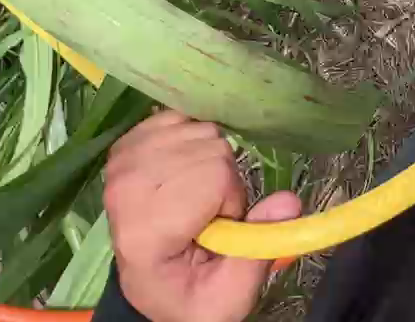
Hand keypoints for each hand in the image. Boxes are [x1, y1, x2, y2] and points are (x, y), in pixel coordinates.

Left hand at [103, 110, 303, 321]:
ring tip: (192, 197)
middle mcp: (126, 186)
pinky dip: (193, 140)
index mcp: (145, 230)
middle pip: (211, 148)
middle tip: (205, 214)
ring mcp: (124, 159)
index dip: (230, 200)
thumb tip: (290, 201)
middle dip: (222, 179)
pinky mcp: (128, 140)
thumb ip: (258, 252)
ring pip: (202, 130)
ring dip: (209, 160)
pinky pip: (184, 118)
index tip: (216, 229)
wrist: (147, 281)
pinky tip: (181, 172)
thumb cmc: (187, 292)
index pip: (215, 175)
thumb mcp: (227, 296)